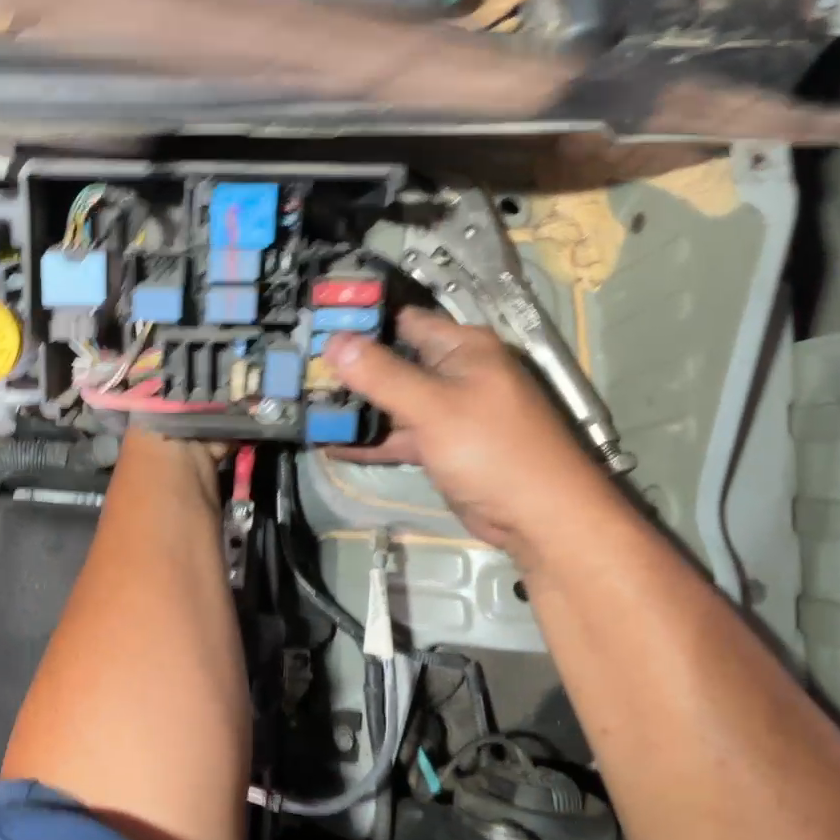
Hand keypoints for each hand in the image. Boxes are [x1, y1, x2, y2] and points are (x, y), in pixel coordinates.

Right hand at [323, 308, 624, 554]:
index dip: (360, 322)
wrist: (541, 519)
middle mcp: (455, 372)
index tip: (314, 328)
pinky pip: (397, 434)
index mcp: (463, 348)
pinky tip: (330, 442)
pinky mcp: (441, 445)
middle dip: (349, 368)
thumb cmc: (494, 450)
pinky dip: (369, 438)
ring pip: (391, 400)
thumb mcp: (433, 406)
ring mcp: (447, 411)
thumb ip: (381, 374)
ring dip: (355, 406)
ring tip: (304, 405)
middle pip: (391, 361)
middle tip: (299, 371)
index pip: (401, 321)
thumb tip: (334, 342)